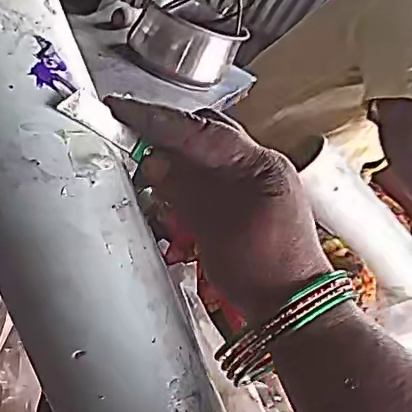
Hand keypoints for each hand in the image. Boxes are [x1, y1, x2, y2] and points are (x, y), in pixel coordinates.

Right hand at [108, 96, 331, 320]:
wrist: (289, 303)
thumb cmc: (263, 267)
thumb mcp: (218, 228)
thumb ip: (186, 191)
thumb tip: (151, 161)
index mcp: (258, 165)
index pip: (201, 132)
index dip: (159, 120)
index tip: (122, 108)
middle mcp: (254, 165)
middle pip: (202, 132)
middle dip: (162, 126)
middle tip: (122, 122)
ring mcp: (247, 181)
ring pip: (201, 150)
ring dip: (167, 146)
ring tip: (131, 146)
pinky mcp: (235, 200)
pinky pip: (201, 173)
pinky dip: (175, 170)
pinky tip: (154, 174)